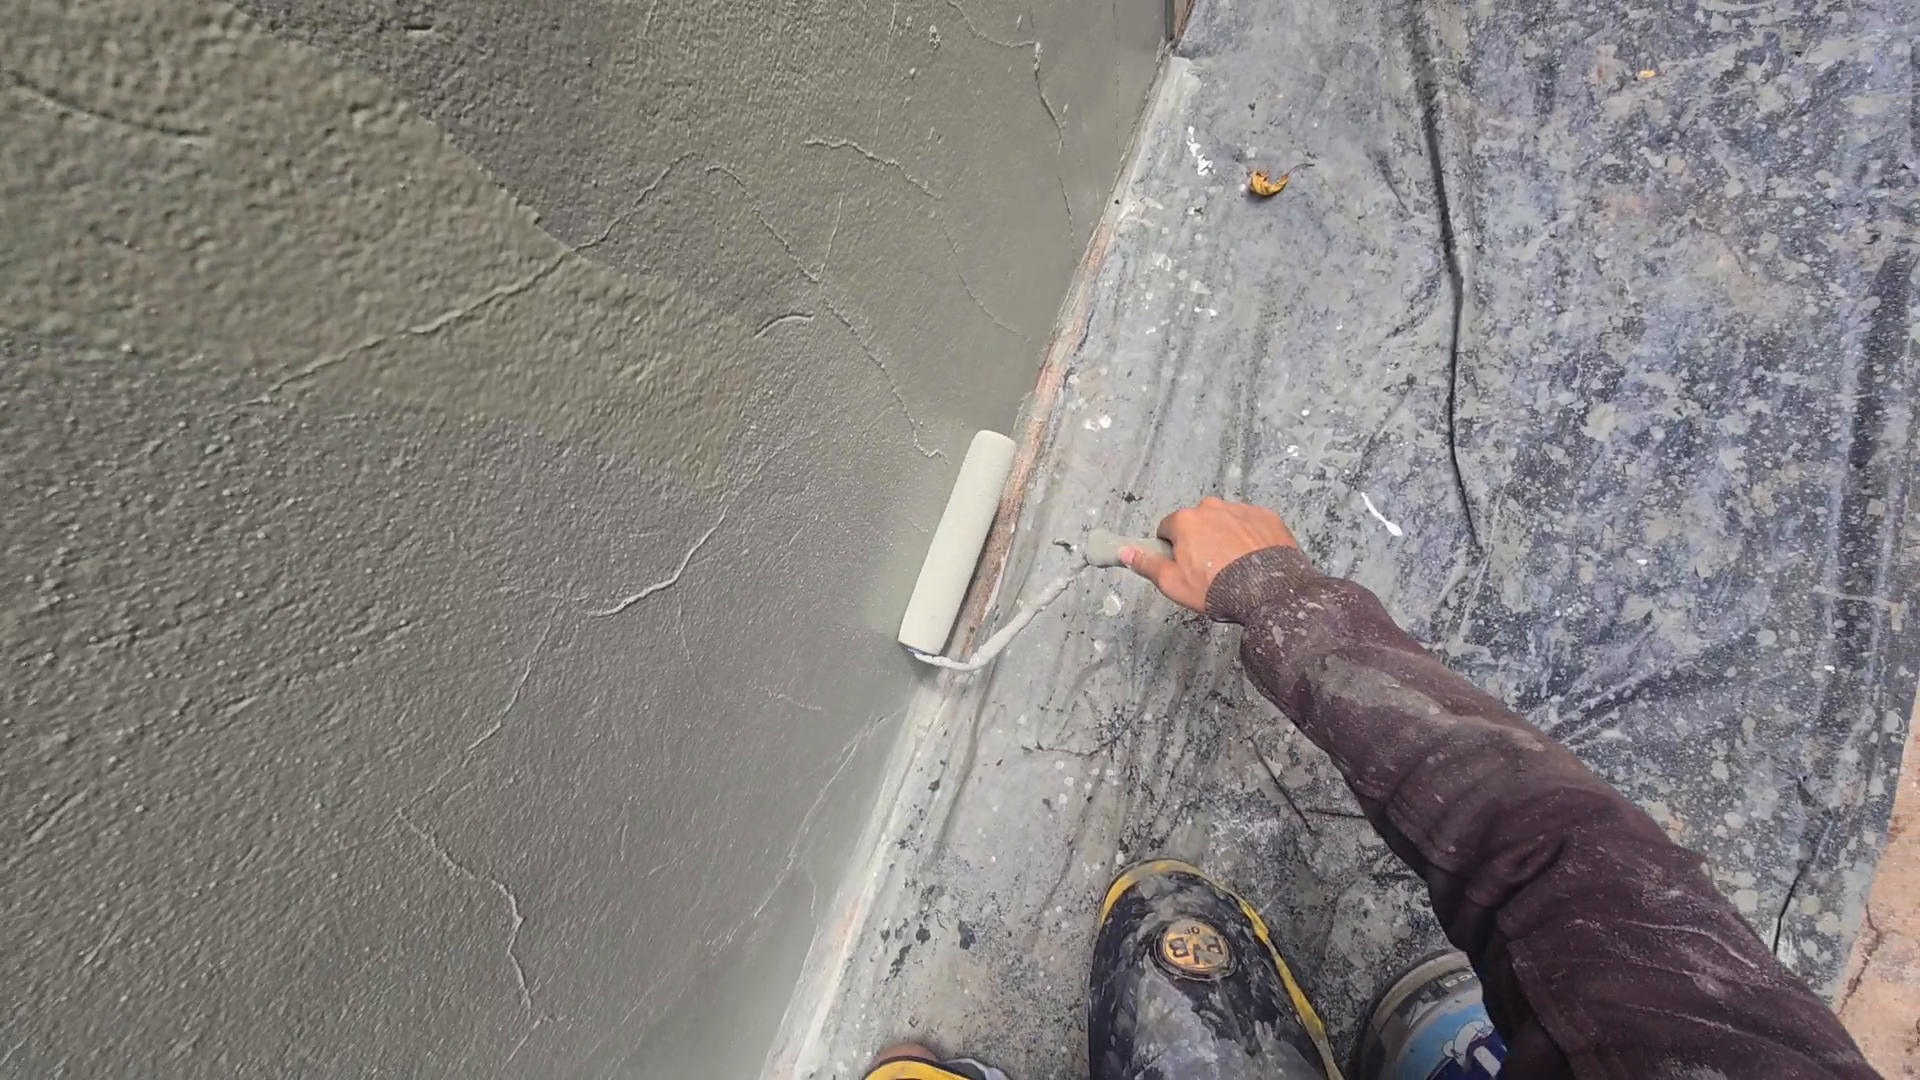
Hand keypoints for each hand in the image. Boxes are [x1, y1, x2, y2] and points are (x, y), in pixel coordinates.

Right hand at [1120, 497, 1296, 612]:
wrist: (1269, 592)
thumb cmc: (1217, 589)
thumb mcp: (1172, 583)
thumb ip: (1146, 563)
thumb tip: (1124, 551)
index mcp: (1185, 521)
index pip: (1167, 529)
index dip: (1172, 549)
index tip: (1182, 566)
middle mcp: (1212, 508)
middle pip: (1197, 522)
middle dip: (1200, 540)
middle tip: (1210, 568)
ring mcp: (1242, 510)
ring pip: (1224, 521)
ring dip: (1225, 537)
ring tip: (1235, 566)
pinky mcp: (1267, 517)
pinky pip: (1251, 524)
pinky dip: (1250, 537)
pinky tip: (1253, 559)